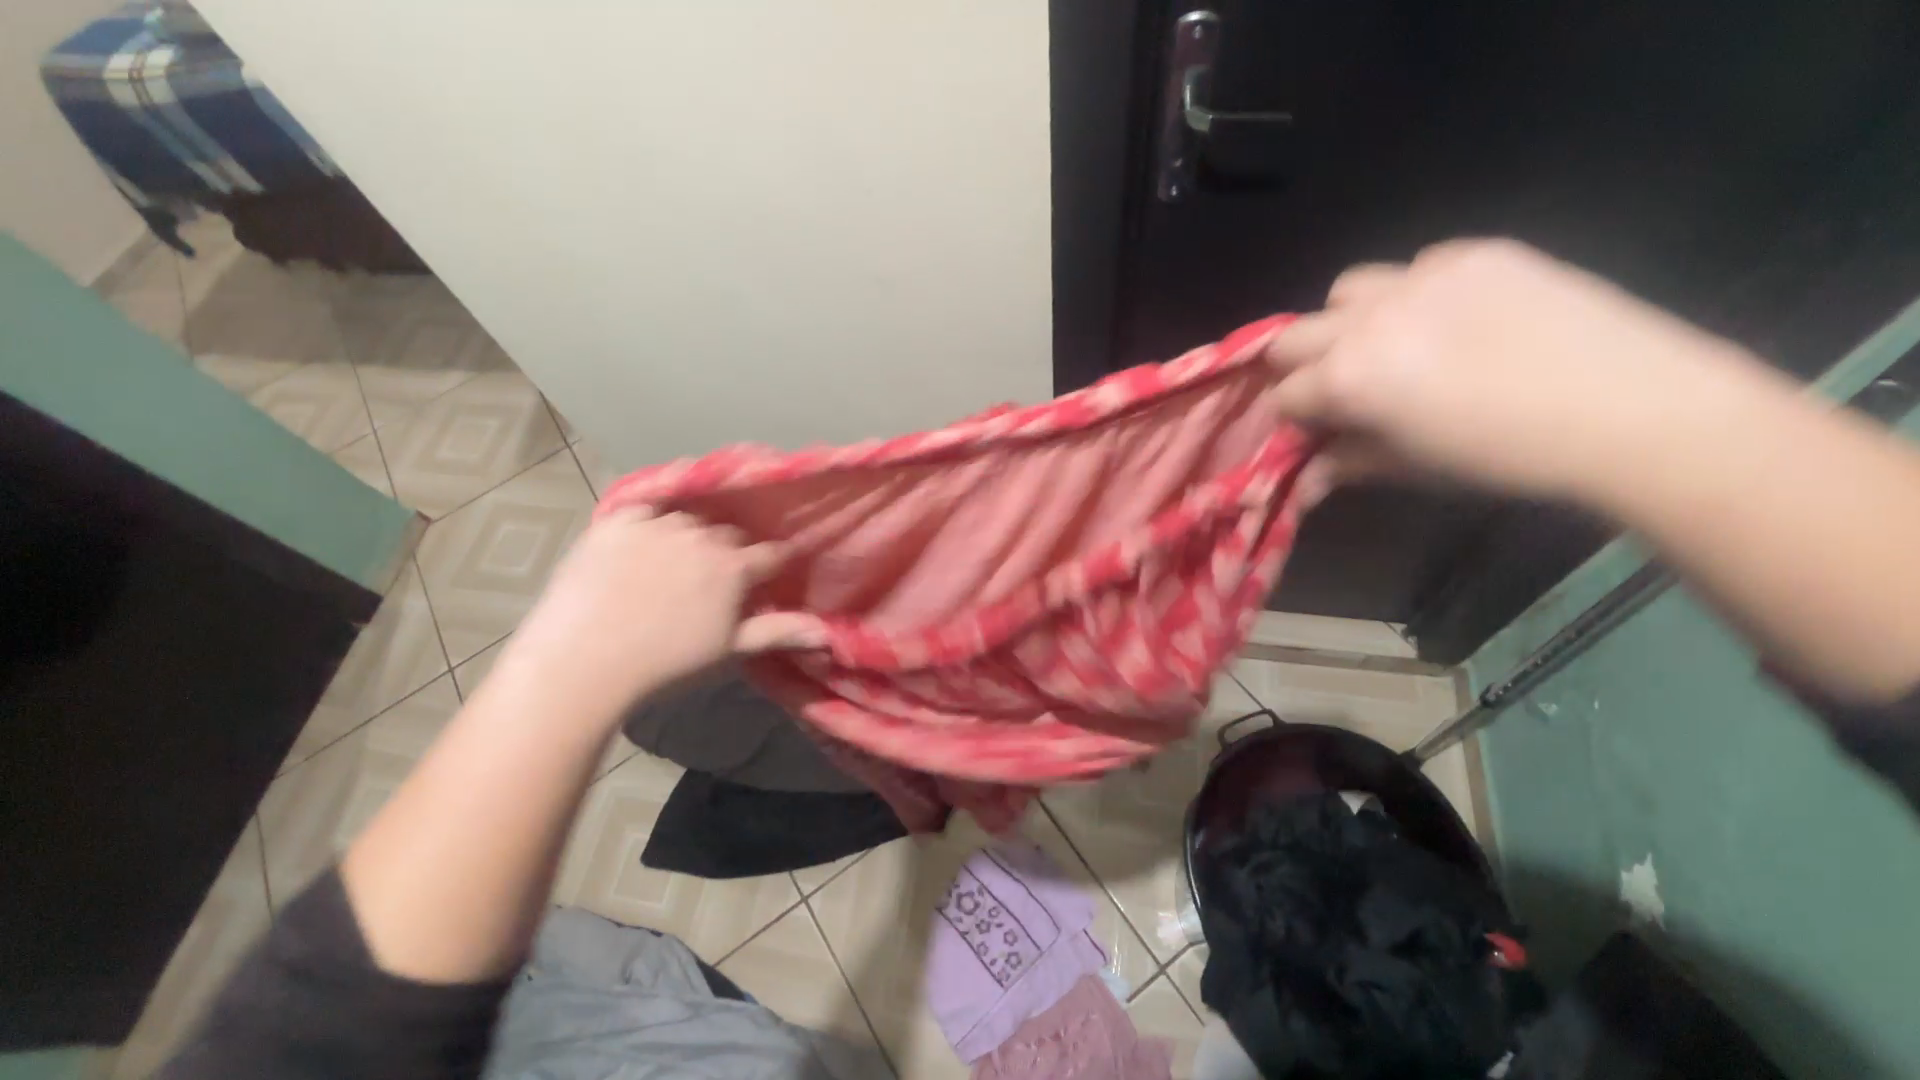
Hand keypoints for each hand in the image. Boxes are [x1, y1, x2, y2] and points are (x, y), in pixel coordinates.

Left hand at [500, 508, 785, 722]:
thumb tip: (828, 632)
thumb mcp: (728, 650)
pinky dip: (652, 520)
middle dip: (728, 552)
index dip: (770, 565)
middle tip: (712, 580)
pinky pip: (646, 508)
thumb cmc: (666, 663)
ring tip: (673, 564)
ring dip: (690, 536)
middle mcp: (701, 534)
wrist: (584, 661)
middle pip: (727, 535)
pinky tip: (644, 541)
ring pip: (688, 521)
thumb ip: (778, 631)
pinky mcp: (617, 519)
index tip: (766, 577)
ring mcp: (658, 523)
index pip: (769, 554)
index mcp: (734, 566)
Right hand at [1265, 239, 1784, 506]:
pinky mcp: (1473, 253)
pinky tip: (1454, 322)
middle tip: (1339, 391)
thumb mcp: (1415, 469)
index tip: (1314, 430)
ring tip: (1390, 346)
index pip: (1285, 393)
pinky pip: (1416, 268)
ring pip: (1347, 291)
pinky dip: (1415, 295)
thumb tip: (1306, 479)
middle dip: (1303, 367)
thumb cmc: (1507, 457)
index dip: (1293, 416)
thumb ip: (1349, 463)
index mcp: (1348, 378)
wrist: (1631, 409)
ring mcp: (1421, 277)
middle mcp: (1369, 319)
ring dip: (1349, 322)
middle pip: (1294, 336)